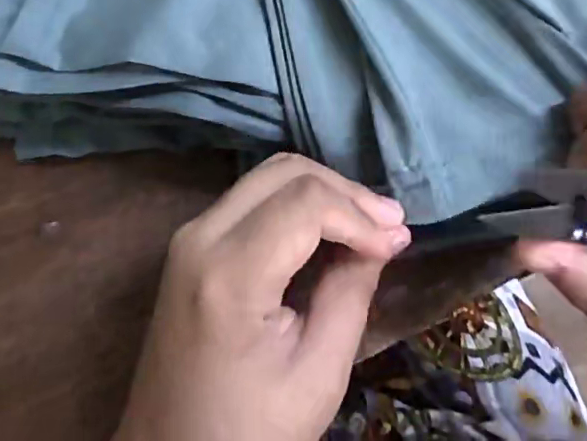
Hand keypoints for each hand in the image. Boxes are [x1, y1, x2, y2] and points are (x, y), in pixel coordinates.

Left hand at [113, 154, 411, 440]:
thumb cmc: (248, 429)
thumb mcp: (317, 374)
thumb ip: (351, 292)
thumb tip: (385, 236)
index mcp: (229, 273)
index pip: (305, 201)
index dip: (358, 213)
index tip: (395, 243)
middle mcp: (202, 234)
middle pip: (286, 172)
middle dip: (345, 191)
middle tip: (391, 223)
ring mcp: (191, 232)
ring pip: (270, 175)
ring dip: (324, 189)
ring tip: (371, 220)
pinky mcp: (193, 240)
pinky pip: (254, 195)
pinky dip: (298, 200)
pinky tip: (331, 223)